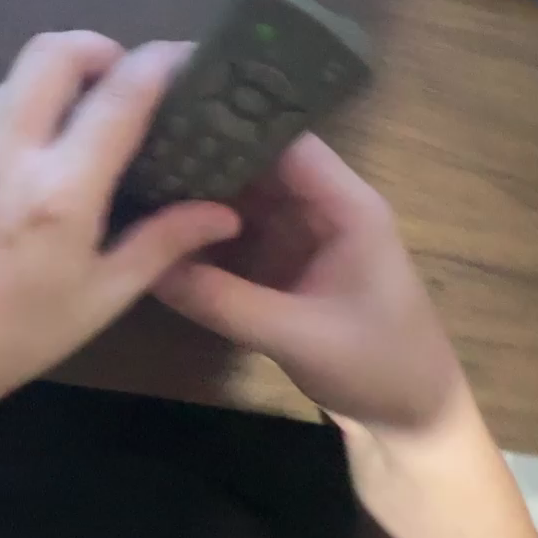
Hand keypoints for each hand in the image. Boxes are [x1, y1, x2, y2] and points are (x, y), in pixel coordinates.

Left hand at [0, 32, 241, 433]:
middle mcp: (9, 155)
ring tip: (85, 113)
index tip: (188, 59)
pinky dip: (25, 105)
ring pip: (15, 75)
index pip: (119, 95)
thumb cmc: (22, 336)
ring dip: (58, 75)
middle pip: (53, 51)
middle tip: (126, 81)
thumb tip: (222, 212)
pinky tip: (41, 151)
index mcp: (60, 191)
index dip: (160, 63)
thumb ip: (162, 243)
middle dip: (100, 48)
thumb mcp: (101, 297)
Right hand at [153, 134, 463, 431]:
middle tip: (131, 152)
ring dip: (193, 197)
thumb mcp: (297, 335)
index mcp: (344, 206)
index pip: (284, 142)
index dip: (231, 124)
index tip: (167, 118)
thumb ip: (223, 300)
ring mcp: (295, 237)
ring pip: (237, 201)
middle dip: (199, 159)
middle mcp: (317, 209)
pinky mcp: (278, 266)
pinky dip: (199, 235)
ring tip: (132, 184)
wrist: (406, 419)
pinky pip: (231, 239)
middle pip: (253, 165)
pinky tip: (154, 231)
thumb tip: (147, 267)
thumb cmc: (378, 366)